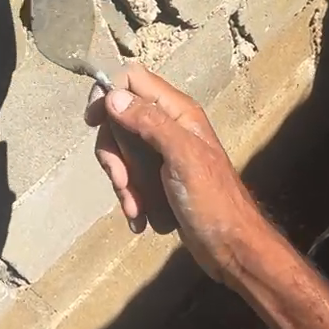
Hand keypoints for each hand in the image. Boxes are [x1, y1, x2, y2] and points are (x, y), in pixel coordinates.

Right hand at [88, 64, 270, 285]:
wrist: (233, 250)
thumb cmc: (213, 201)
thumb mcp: (182, 157)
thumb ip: (150, 122)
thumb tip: (112, 96)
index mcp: (177, 110)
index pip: (133, 78)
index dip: (109, 92)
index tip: (94, 121)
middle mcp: (168, 124)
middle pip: (119, 117)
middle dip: (114, 151)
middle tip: (120, 179)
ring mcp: (162, 151)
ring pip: (121, 150)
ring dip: (121, 180)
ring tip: (135, 207)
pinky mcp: (158, 177)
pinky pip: (129, 175)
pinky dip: (129, 195)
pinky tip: (139, 216)